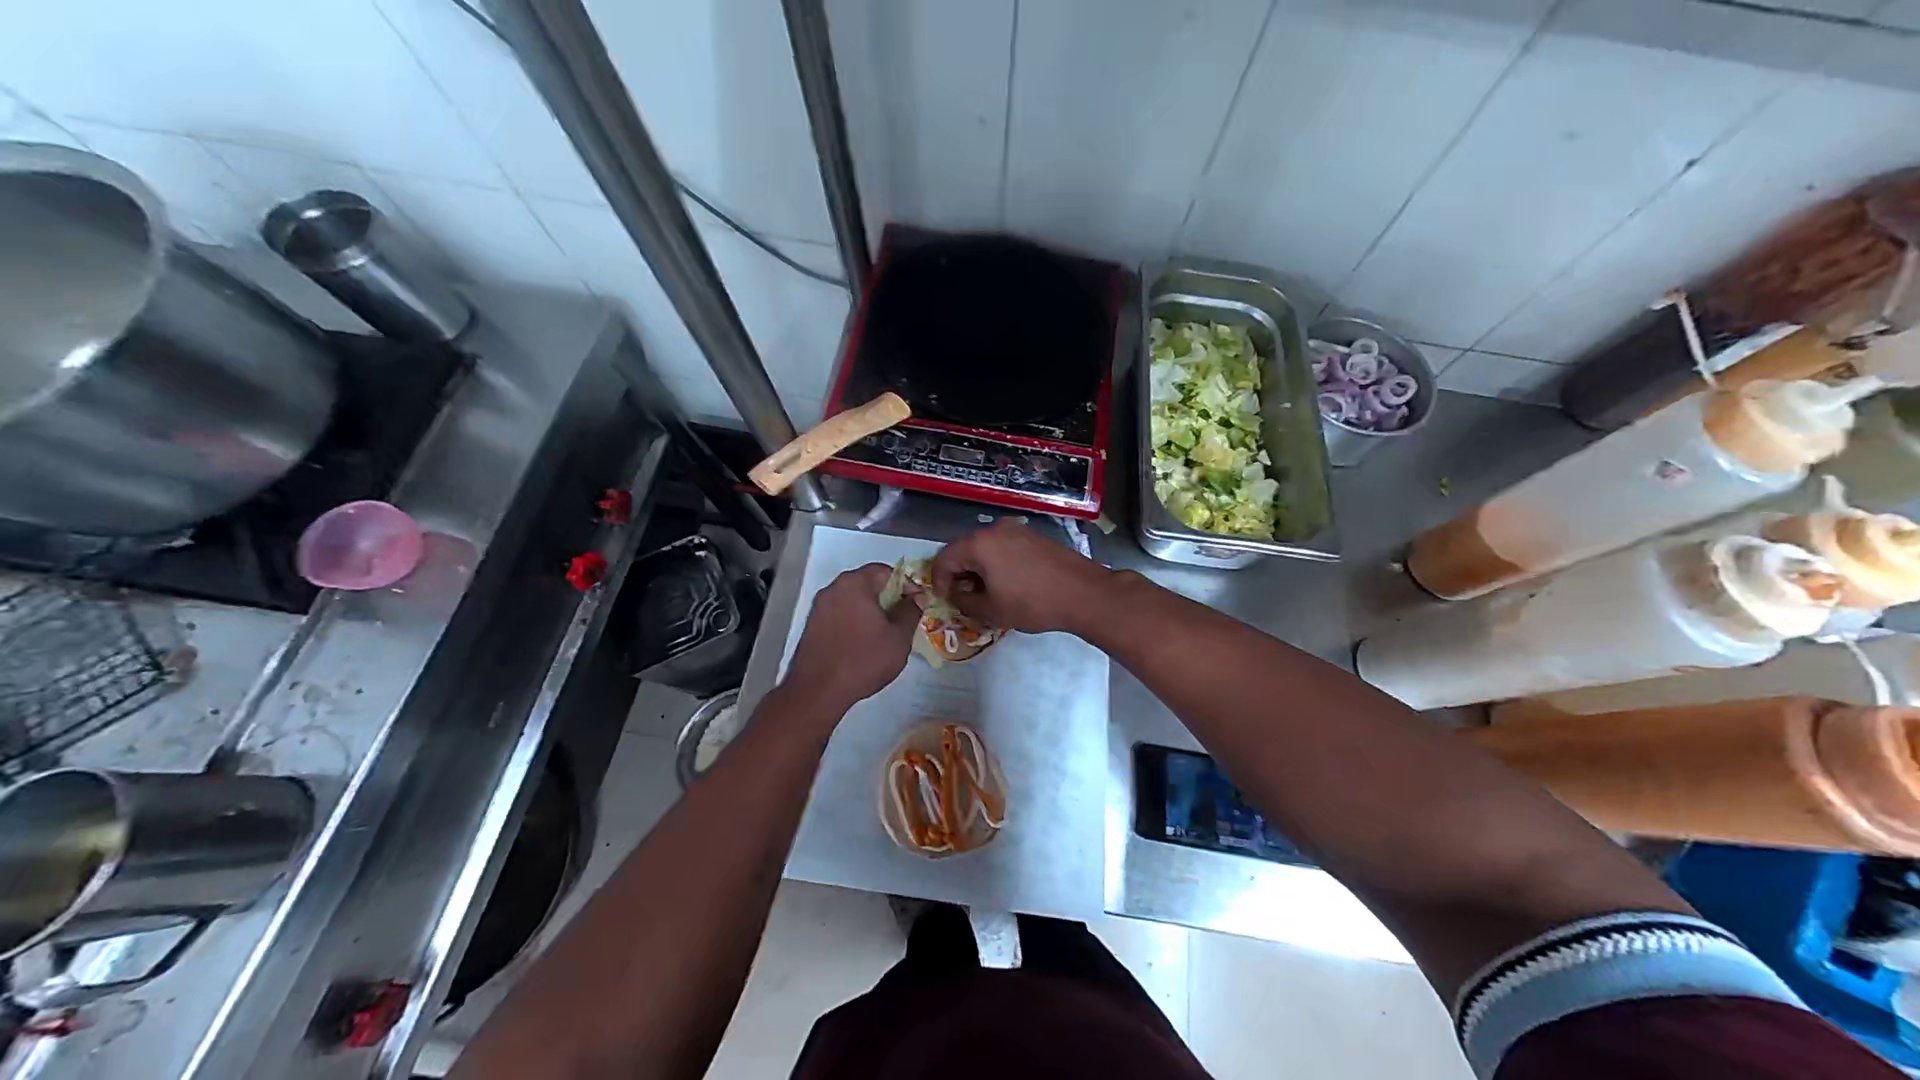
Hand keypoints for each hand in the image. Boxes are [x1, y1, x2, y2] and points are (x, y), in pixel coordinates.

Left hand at [782, 563, 919, 716]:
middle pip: (867, 583)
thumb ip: (910, 612)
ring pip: (853, 600)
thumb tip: (917, 598)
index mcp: (855, 584)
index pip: (886, 571)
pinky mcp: (812, 625)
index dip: (906, 584)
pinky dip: (855, 621)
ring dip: (871, 610)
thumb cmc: (863, 660)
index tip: (918, 604)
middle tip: (904, 618)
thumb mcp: (898, 638)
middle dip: (888, 597)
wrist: (818, 691)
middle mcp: (834, 588)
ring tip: (886, 632)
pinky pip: (840, 614)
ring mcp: (819, 607)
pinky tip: (864, 642)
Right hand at [930, 521, 1116, 635]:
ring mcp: (1017, 530)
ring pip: (985, 548)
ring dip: (979, 569)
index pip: (943, 559)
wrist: (1082, 593)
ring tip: (986, 593)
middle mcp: (995, 530)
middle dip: (959, 574)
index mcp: (978, 544)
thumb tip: (957, 594)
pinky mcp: (1033, 537)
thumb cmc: (1032, 602)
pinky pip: (1004, 548)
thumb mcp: (991, 610)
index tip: (945, 599)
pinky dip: (997, 564)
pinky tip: (1007, 583)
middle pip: (964, 550)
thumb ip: (964, 601)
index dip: (938, 581)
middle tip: (963, 598)